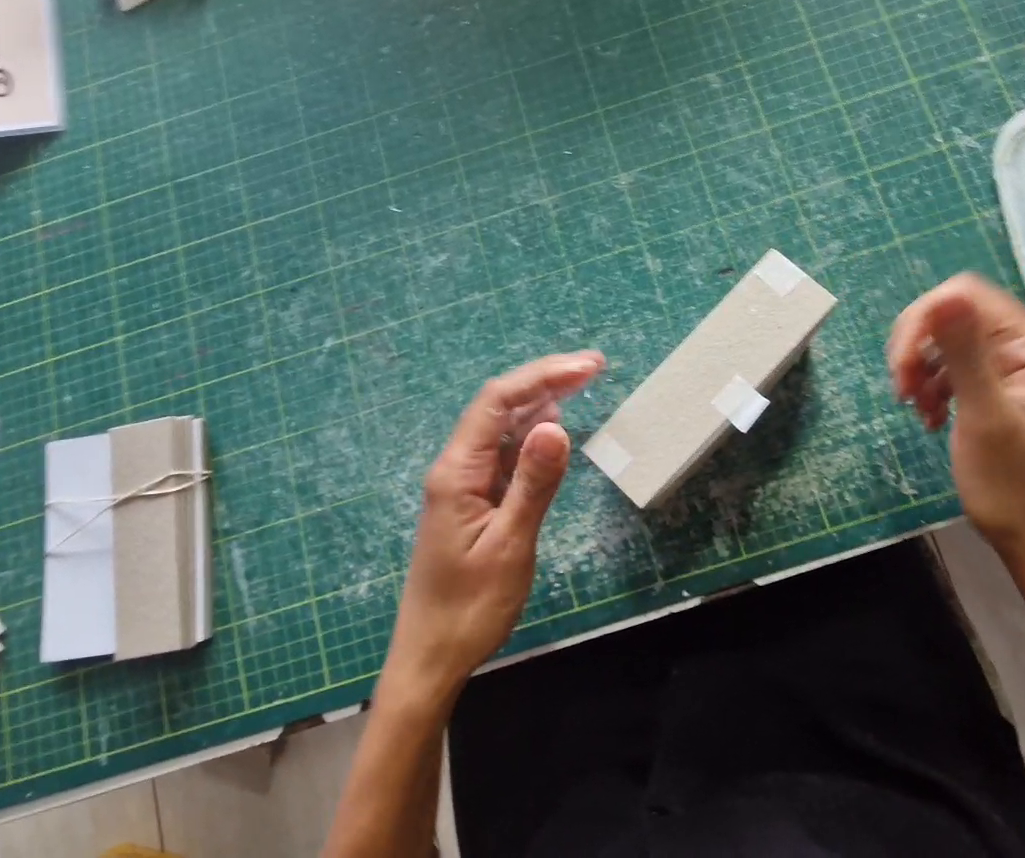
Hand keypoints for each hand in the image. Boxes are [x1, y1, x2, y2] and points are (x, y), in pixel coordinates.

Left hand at [379, 351, 605, 708]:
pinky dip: (530, 437)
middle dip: (544, 381)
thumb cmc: (469, 608)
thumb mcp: (510, 545)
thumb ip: (532, 484)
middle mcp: (456, 469)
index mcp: (457, 472)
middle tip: (594, 368)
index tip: (589, 368)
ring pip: (501, 430)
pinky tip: (552, 431)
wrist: (430, 657)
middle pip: (498, 407)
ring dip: (539, 405)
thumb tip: (556, 425)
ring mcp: (463, 486)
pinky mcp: (472, 504)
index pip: (498, 402)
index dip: (543, 376)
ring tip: (581, 386)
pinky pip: (502, 456)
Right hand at [887, 275, 1024, 590]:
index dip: (922, 323)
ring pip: (952, 340)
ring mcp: (1024, 367)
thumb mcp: (984, 418)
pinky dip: (935, 386)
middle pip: (956, 316)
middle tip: (901, 392)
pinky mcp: (1010, 387)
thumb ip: (964, 353)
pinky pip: (960, 366)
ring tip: (914, 409)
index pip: (966, 297)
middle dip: (918, 348)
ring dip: (922, 369)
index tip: (899, 369)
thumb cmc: (1014, 489)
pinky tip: (930, 416)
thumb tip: (944, 294)